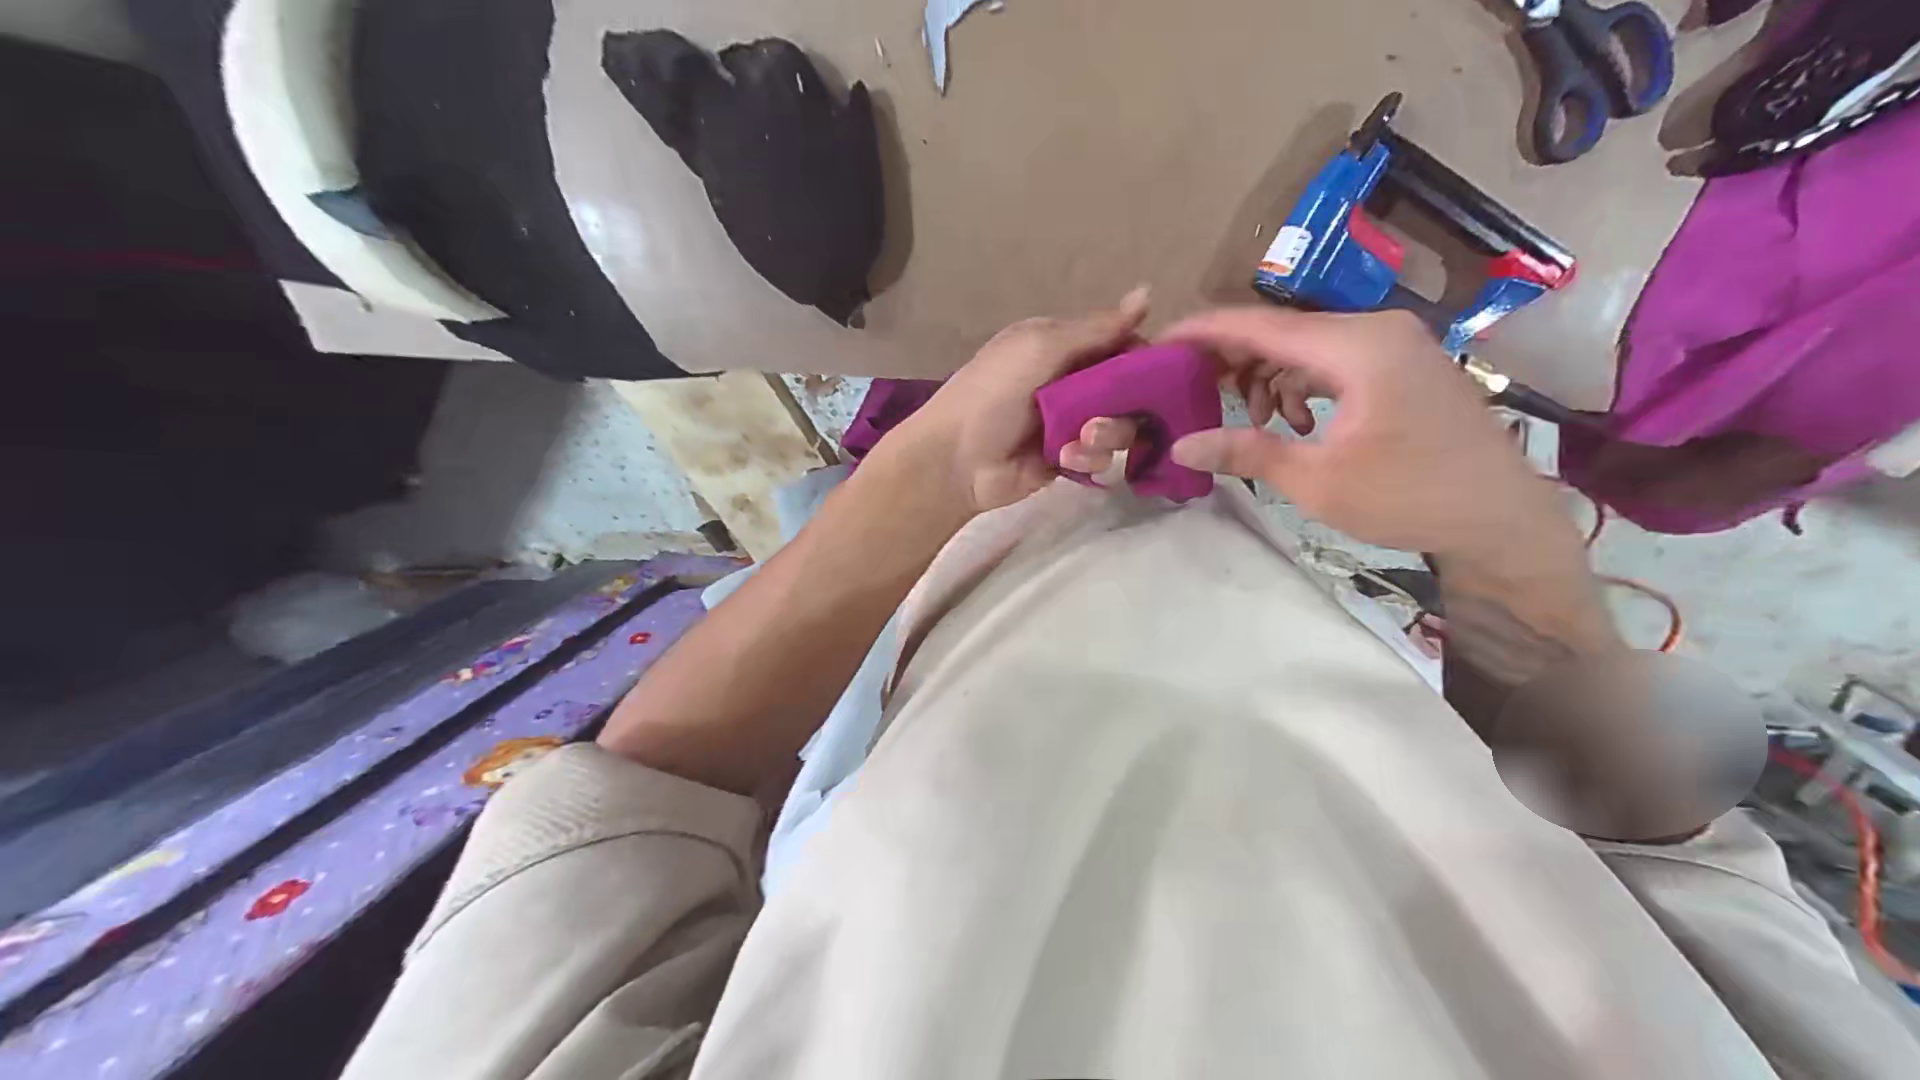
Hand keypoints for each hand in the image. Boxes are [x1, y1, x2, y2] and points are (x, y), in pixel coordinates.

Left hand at [883, 288, 1149, 514]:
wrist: (956, 461)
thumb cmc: (993, 393)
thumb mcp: (1041, 347)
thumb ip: (1095, 328)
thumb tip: (1148, 293)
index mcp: (1060, 346)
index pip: (1119, 344)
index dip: (1143, 357)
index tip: (1163, 371)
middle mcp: (1070, 382)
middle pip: (1128, 389)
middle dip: (1128, 403)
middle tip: (1108, 413)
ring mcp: (1070, 423)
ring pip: (1120, 427)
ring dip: (1108, 434)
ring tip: (1079, 440)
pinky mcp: (1068, 460)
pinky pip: (1101, 459)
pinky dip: (1088, 459)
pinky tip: (1064, 460)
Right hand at [1164, 308, 1578, 563]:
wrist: (1501, 518)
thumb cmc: (1410, 497)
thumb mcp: (1316, 481)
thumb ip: (1245, 453)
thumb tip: (1179, 447)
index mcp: (1357, 347)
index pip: (1261, 325)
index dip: (1204, 331)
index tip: (1158, 342)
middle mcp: (1375, 330)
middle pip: (1280, 332)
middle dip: (1232, 361)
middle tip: (1191, 393)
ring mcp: (1393, 345)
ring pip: (1304, 348)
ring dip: (1267, 380)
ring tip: (1256, 424)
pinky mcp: (1400, 365)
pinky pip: (1330, 362)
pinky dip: (1300, 386)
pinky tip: (1298, 424)